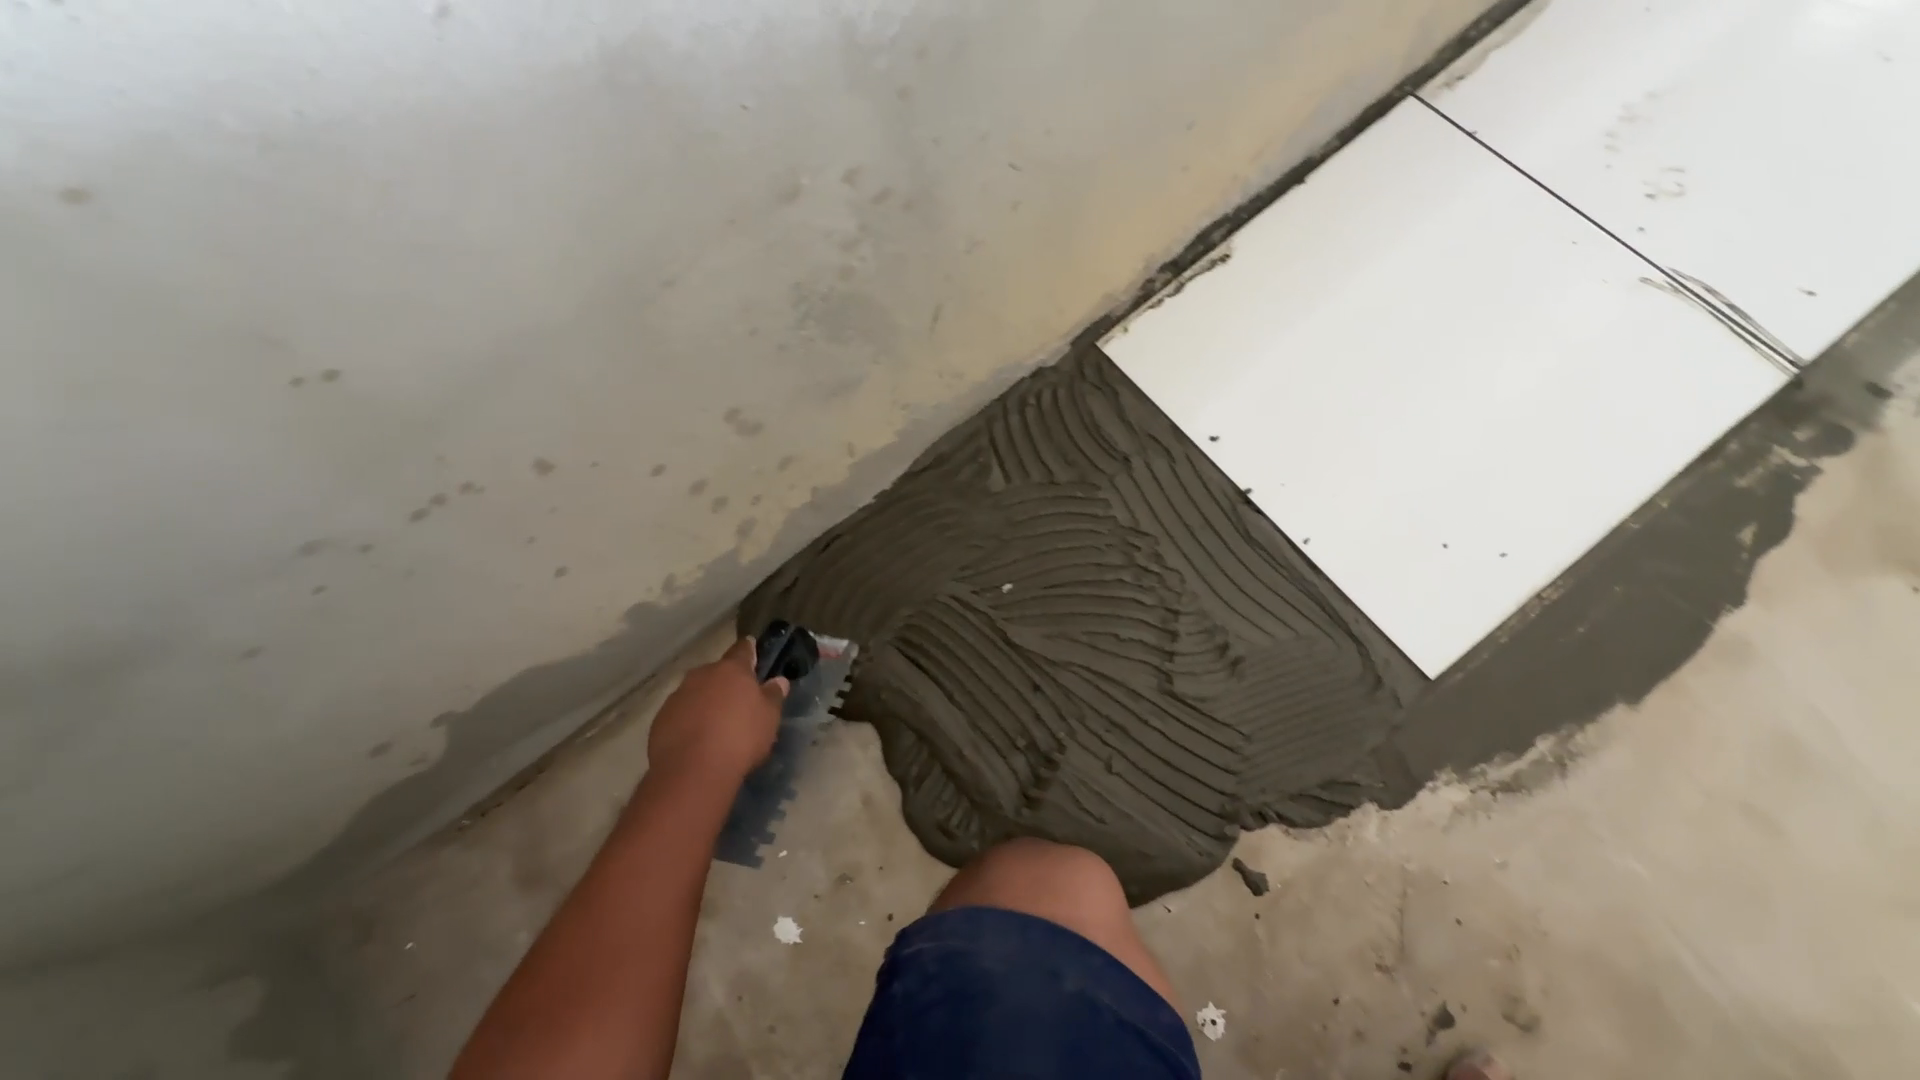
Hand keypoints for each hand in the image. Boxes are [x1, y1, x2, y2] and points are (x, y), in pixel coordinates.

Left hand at [646, 637, 787, 783]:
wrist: (692, 770)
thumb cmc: (740, 738)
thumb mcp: (769, 718)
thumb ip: (773, 696)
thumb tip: (778, 681)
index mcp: (731, 670)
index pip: (742, 650)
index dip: (749, 651)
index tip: (752, 650)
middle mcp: (701, 675)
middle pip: (717, 673)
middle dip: (726, 683)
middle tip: (737, 702)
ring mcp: (677, 696)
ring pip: (696, 693)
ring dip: (705, 702)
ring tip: (716, 725)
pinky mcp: (660, 719)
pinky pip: (680, 714)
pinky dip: (689, 721)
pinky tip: (696, 741)